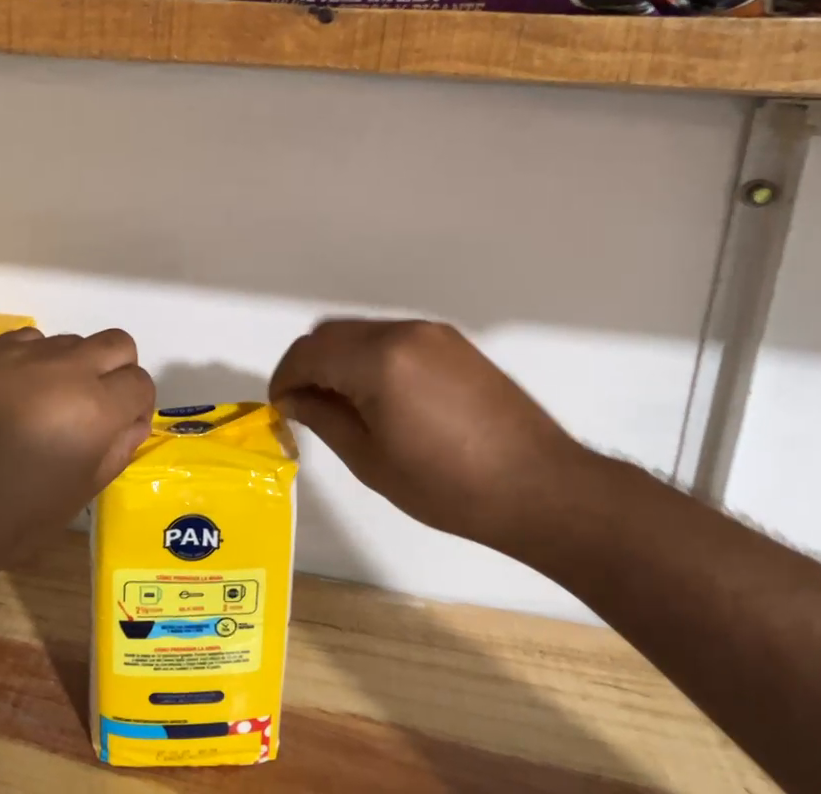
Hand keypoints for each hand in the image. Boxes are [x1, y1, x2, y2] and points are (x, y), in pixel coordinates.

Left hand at [0, 328, 153, 610]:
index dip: (134, 409)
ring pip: (68, 341)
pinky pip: (24, 341)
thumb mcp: (73, 499)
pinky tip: (8, 398)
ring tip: (41, 408)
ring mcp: (17, 354)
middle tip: (90, 413)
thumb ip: (113, 451)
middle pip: (115, 343)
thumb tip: (128, 422)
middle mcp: (62, 368)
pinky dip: (30, 362)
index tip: (115, 432)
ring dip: (69, 367)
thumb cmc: (1, 524)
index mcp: (94, 410)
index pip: (140, 384)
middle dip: (114, 373)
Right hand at [269, 319, 586, 548]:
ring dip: (339, 360)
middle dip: (308, 365)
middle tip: (306, 408)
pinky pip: (392, 339)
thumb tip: (293, 398)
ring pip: (361, 333)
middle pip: (331, 334)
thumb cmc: (447, 487)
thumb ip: (323, 417)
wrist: (540, 488)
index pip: (308, 353)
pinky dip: (370, 358)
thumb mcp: (371, 459)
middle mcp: (402, 333)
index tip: (280, 409)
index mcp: (377, 360)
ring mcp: (431, 333)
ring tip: (344, 406)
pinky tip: (381, 399)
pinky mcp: (453, 344)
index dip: (284, 379)